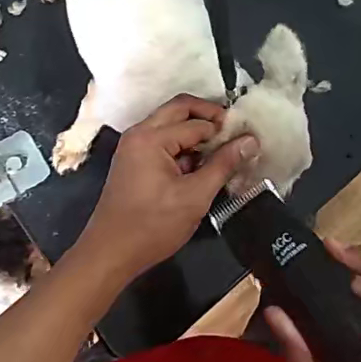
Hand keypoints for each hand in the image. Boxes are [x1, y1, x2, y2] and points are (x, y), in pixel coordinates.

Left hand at [75, 95, 257, 280]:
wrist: (110, 253)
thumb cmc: (153, 226)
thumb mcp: (195, 196)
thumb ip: (224, 164)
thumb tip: (249, 141)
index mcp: (151, 138)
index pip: (197, 122)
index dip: (225, 129)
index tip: (248, 139)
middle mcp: (139, 134)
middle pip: (179, 108)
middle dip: (208, 115)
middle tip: (234, 131)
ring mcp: (133, 146)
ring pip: (170, 123)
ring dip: (195, 131)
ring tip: (221, 150)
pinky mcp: (133, 161)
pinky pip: (162, 140)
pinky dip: (182, 145)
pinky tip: (200, 165)